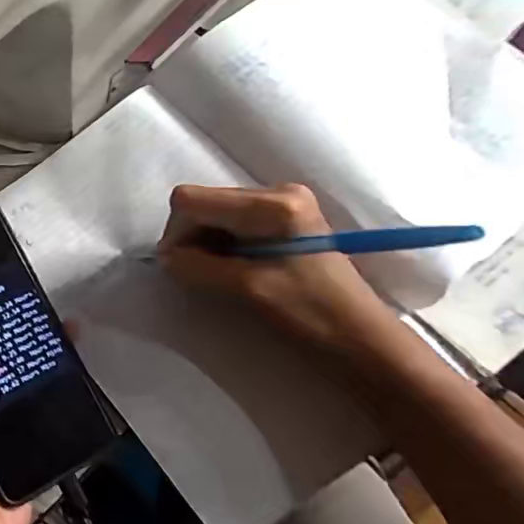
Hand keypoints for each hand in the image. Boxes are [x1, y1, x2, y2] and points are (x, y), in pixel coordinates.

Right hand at [158, 184, 403, 361]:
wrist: (359, 333)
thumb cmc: (310, 312)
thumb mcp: (249, 289)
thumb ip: (200, 267)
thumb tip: (164, 258)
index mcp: (272, 204)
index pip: (193, 200)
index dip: (175, 232)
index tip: (175, 265)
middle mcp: (277, 191)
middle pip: (204, 202)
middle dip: (190, 236)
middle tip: (192, 272)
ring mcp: (282, 201)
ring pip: (216, 211)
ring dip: (204, 241)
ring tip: (214, 272)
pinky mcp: (284, 216)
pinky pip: (233, 220)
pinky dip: (221, 242)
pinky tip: (230, 266)